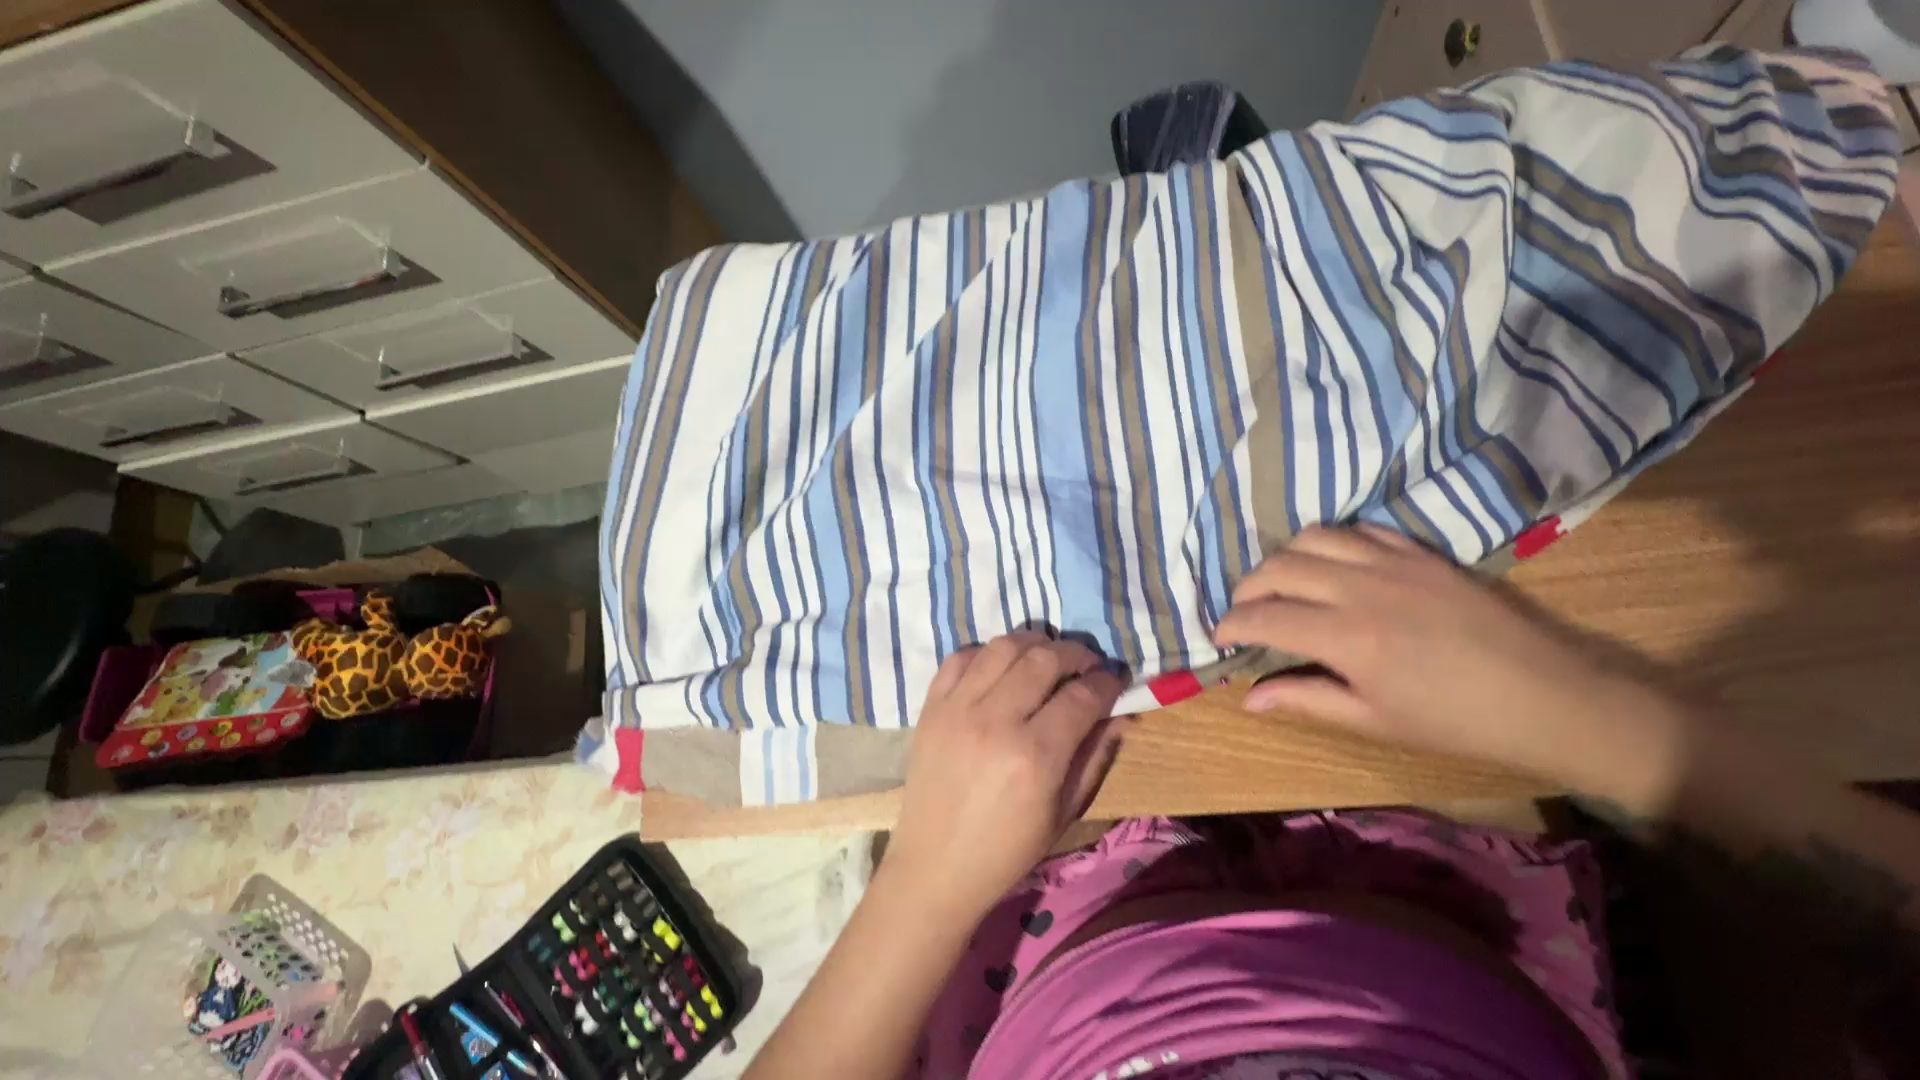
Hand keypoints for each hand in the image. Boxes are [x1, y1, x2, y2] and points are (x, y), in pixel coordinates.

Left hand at [885, 633, 1127, 919]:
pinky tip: (1002, 668)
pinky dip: (987, 652)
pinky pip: (961, 657)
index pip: (1082, 696)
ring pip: (1004, 646)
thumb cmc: (1008, 849)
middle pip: (1045, 658)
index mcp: (1035, 756)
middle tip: (1087, 666)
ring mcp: (958, 709)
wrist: (936, 866)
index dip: (1107, 682)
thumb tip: (1120, 713)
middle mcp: (996, 721)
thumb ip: (1095, 757)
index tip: (1115, 680)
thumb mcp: (1065, 812)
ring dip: (1034, 644)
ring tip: (1047, 658)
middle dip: (1076, 654)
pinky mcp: (931, 706)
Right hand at [1213, 525, 1690, 808]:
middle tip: (1242, 612)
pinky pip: (1359, 529)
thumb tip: (1249, 698)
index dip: (1231, 624)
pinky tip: (1331, 564)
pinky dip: (1330, 542)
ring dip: (1283, 558)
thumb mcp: (1373, 720)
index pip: (1264, 617)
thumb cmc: (1455, 721)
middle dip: (1247, 588)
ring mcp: (1392, 562)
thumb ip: (1305, 700)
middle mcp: (1359, 587)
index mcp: (1345, 637)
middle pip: (1278, 567)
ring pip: (1313, 538)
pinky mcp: (1420, 553)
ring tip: (1280, 584)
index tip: (1219, 637)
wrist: (1547, 696)